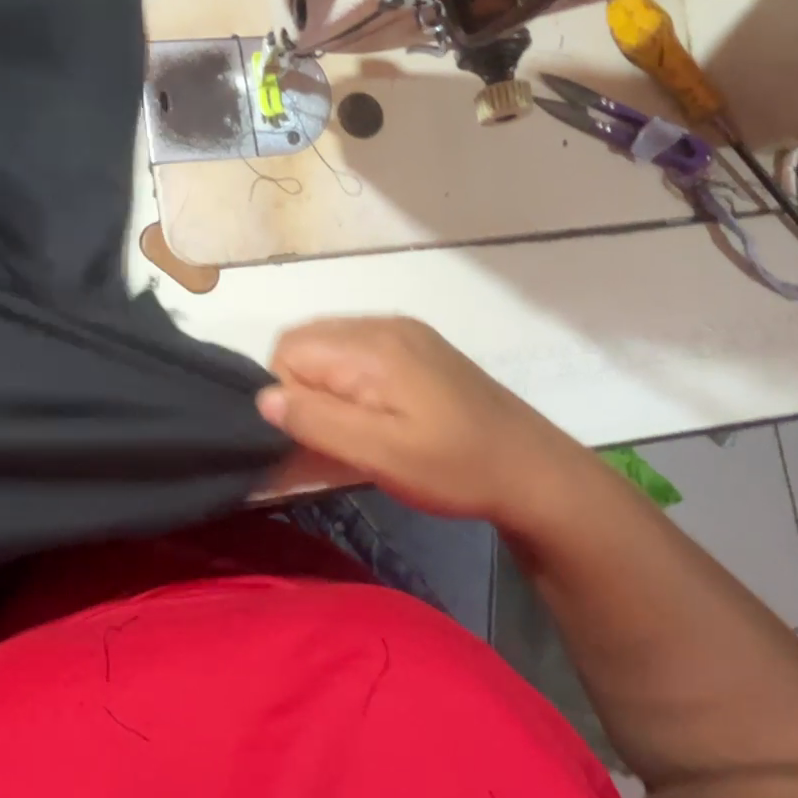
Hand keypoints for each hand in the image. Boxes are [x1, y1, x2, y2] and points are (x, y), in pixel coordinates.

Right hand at [256, 317, 576, 521]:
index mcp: (373, 347)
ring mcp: (404, 333)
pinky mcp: (419, 348)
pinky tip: (375, 416)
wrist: (535, 471)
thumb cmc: (456, 468)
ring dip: (325, 388)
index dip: (286, 396)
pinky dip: (349, 382)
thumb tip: (262, 397)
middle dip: (302, 390)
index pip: (288, 350)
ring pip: (329, 348)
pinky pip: (358, 353)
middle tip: (331, 437)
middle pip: (305, 343)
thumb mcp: (381, 455)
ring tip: (353, 430)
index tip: (314, 437)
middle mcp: (384, 326)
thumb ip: (318, 422)